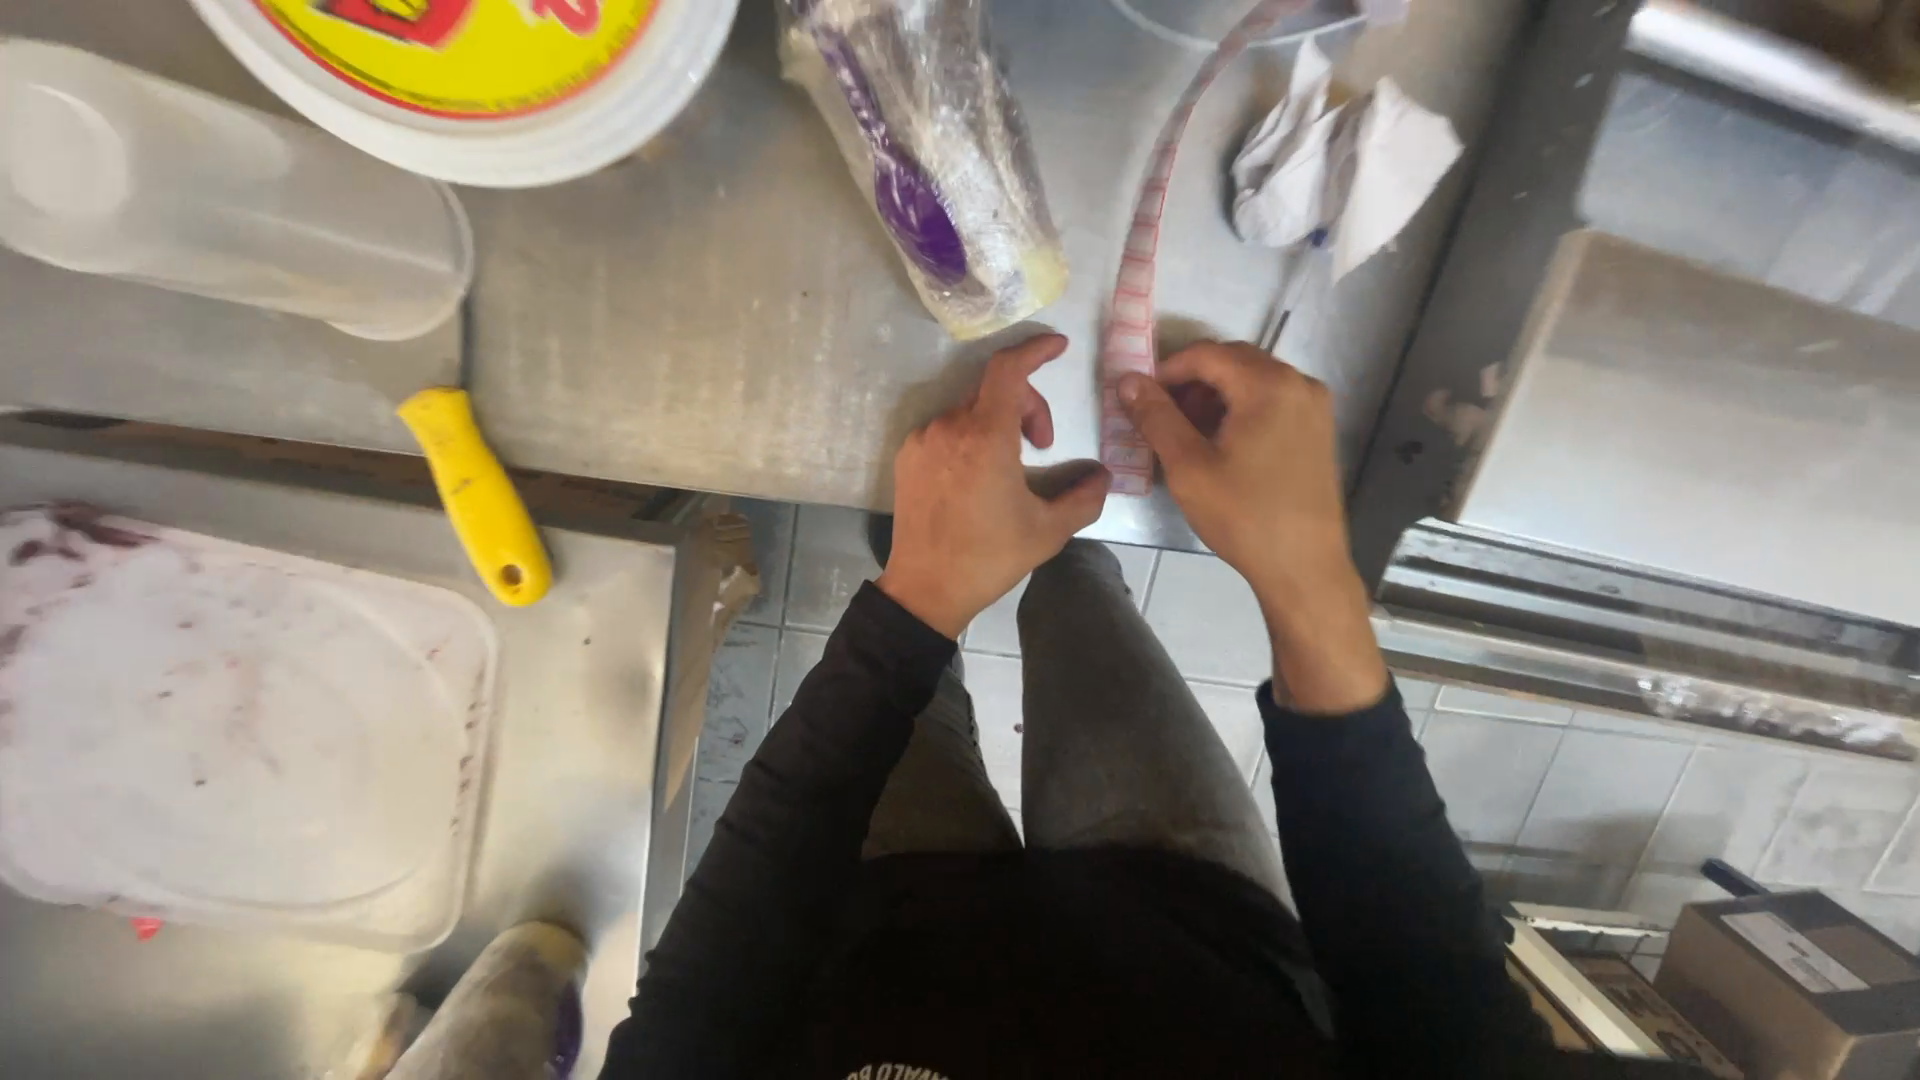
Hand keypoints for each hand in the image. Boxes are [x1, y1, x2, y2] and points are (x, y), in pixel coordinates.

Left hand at [878, 335, 1110, 638]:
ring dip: (997, 423)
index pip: (1009, 368)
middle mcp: (949, 427)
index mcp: (985, 437)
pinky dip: (969, 437)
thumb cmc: (990, 557)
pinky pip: (945, 430)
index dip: (1035, 349)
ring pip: (968, 410)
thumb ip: (1084, 497)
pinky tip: (977, 476)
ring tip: (1009, 466)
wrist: (926, 589)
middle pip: (993, 389)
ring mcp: (923, 441)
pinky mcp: (907, 458)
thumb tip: (1103, 477)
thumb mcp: (1048, 531)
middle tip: (1042, 445)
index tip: (1057, 347)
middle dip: (1026, 405)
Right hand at [1118, 342, 1386, 712]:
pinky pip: (1272, 400)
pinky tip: (1220, 444)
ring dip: (1215, 395)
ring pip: (1253, 381)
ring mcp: (1314, 407)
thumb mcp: (1188, 466)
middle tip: (1161, 416)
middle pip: (1233, 361)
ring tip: (1187, 433)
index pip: (1207, 354)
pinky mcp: (1317, 430)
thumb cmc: (1243, 515)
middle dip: (1191, 381)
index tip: (1140, 398)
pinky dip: (1240, 409)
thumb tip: (1127, 381)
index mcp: (1269, 386)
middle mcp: (1299, 384)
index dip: (1167, 370)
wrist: (1303, 566)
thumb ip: (1156, 417)